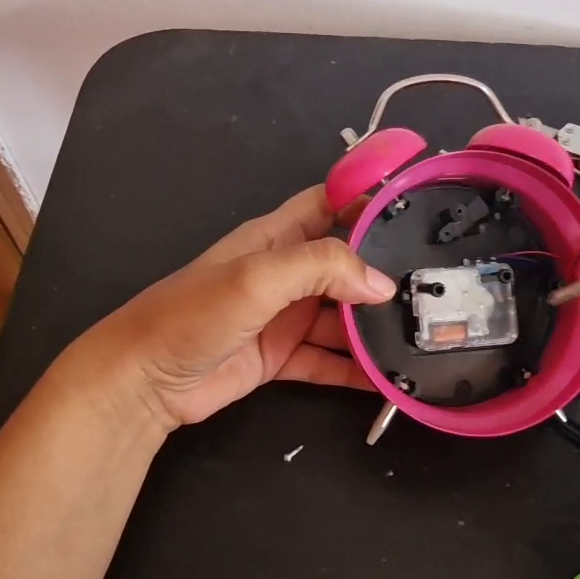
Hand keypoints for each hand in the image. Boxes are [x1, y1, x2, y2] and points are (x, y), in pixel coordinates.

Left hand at [53, 186, 396, 432]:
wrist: (144, 379)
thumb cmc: (194, 314)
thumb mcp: (258, 277)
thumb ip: (321, 268)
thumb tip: (381, 284)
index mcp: (276, 237)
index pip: (330, 204)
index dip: (367, 199)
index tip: (415, 206)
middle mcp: (286, 272)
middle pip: (346, 264)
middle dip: (384, 271)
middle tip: (435, 283)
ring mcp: (285, 317)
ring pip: (342, 316)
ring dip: (375, 326)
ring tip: (423, 335)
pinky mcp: (281, 357)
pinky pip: (328, 359)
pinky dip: (356, 368)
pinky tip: (390, 379)